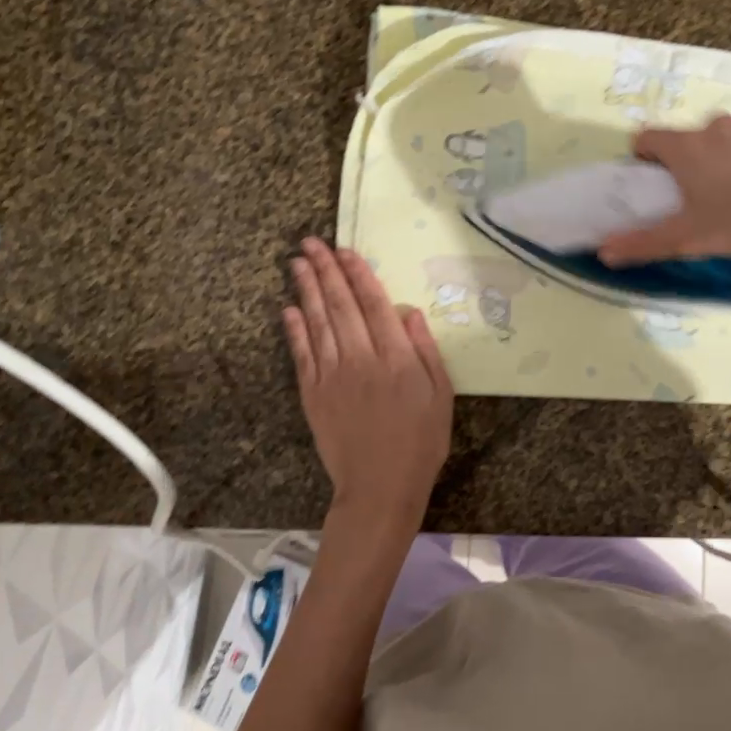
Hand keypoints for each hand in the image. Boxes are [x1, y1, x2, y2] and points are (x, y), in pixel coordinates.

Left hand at [283, 238, 453, 524]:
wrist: (379, 488)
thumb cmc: (421, 443)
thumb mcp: (441, 396)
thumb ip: (426, 352)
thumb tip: (409, 312)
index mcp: (396, 359)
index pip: (374, 305)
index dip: (359, 275)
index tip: (346, 250)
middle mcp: (361, 359)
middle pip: (341, 306)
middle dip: (326, 271)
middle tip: (311, 242)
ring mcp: (332, 376)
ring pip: (317, 323)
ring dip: (306, 290)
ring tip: (297, 262)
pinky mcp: (313, 395)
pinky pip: (302, 354)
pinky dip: (294, 329)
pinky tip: (288, 309)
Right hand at [598, 115, 730, 266]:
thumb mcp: (688, 239)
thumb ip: (642, 244)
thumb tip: (603, 252)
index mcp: (685, 146)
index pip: (645, 138)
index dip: (642, 161)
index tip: (654, 189)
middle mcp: (713, 127)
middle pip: (682, 141)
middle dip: (680, 166)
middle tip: (693, 203)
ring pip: (717, 142)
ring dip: (714, 163)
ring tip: (730, 201)